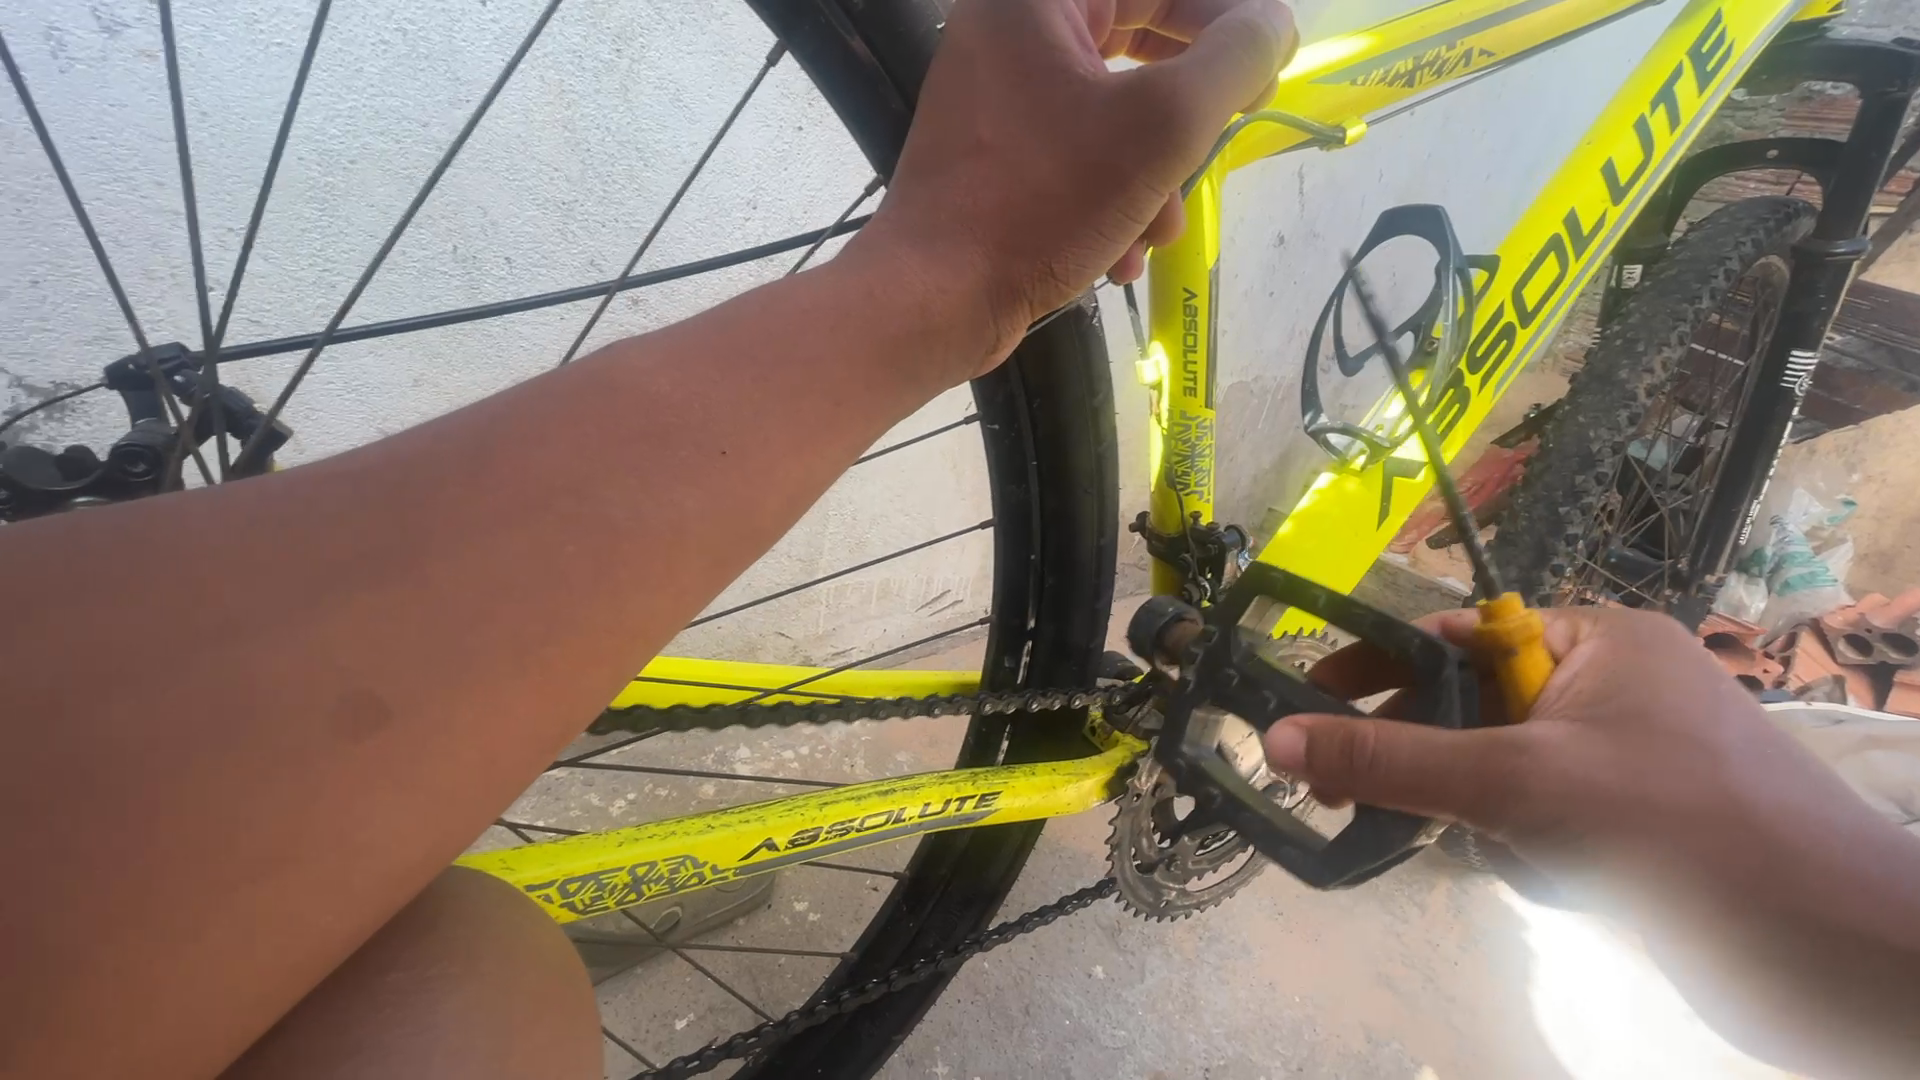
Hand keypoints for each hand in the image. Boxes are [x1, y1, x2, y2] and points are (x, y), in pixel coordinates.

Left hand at [852, 0, 1296, 377]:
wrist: (934, 301)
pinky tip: (1120, 260)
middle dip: (1182, 119)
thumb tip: (1270, 26)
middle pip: (1129, 51)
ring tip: (1161, 234)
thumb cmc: (1044, 204)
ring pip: (1101, 122)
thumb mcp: (1162, 127)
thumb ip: (1233, 61)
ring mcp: (992, 109)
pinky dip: (1104, 207)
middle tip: (1220, 141)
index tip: (1262, 73)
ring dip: (1148, 180)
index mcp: (1036, 0)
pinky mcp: (989, 170)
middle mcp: (1006, 38)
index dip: (1223, 23)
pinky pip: (1065, 167)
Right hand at [1262, 607, 1905, 916]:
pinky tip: (1547, 876)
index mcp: (1593, 642)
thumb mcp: (1516, 782)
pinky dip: (1517, 844)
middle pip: (1464, 707)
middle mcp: (1603, 687)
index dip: (1375, 665)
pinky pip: (1527, 812)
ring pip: (1489, 768)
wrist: (1852, 973)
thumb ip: (1388, 760)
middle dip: (1418, 755)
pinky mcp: (1626, 819)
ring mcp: (1616, 756)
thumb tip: (1276, 739)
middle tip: (1338, 790)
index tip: (1308, 698)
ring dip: (1474, 811)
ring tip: (1485, 847)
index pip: (1452, 635)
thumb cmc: (1683, 831)